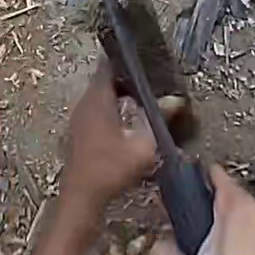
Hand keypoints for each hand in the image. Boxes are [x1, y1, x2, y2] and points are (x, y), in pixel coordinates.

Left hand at [60, 61, 157, 220]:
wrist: (82, 196)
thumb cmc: (111, 169)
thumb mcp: (142, 146)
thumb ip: (158, 120)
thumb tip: (176, 100)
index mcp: (98, 100)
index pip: (107, 67)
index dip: (122, 59)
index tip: (139, 57)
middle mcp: (85, 104)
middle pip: (104, 81)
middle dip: (124, 79)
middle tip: (147, 81)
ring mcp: (79, 118)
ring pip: (99, 96)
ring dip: (117, 95)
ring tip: (140, 99)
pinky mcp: (78, 132)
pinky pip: (96, 110)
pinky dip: (110, 109)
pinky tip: (126, 122)